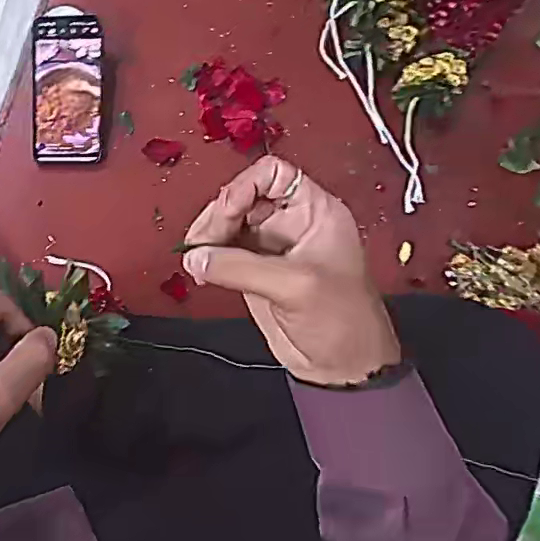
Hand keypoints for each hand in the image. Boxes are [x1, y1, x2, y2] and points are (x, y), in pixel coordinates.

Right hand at [181, 156, 399, 386]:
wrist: (343, 366)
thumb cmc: (341, 319)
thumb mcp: (295, 286)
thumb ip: (241, 268)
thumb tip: (196, 258)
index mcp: (314, 212)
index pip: (273, 174)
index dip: (245, 186)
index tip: (227, 211)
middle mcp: (290, 223)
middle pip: (242, 197)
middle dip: (218, 216)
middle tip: (201, 244)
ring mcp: (270, 246)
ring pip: (227, 223)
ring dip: (207, 237)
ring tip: (196, 261)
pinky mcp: (254, 270)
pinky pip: (222, 251)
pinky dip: (206, 258)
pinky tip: (199, 272)